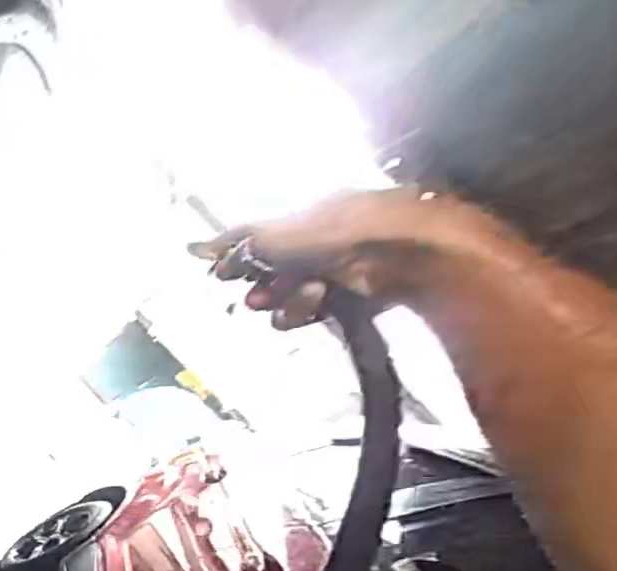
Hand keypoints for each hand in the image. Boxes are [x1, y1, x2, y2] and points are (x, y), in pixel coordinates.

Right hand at [187, 187, 520, 329]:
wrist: (415, 255)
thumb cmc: (348, 234)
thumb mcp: (285, 234)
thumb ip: (241, 245)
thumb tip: (201, 252)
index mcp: (308, 214)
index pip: (257, 234)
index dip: (233, 252)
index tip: (214, 270)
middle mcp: (319, 239)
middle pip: (267, 269)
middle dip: (259, 283)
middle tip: (257, 296)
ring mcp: (334, 268)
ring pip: (284, 295)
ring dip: (282, 301)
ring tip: (301, 296)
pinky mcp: (347, 296)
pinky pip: (307, 311)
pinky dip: (305, 311)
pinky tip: (318, 304)